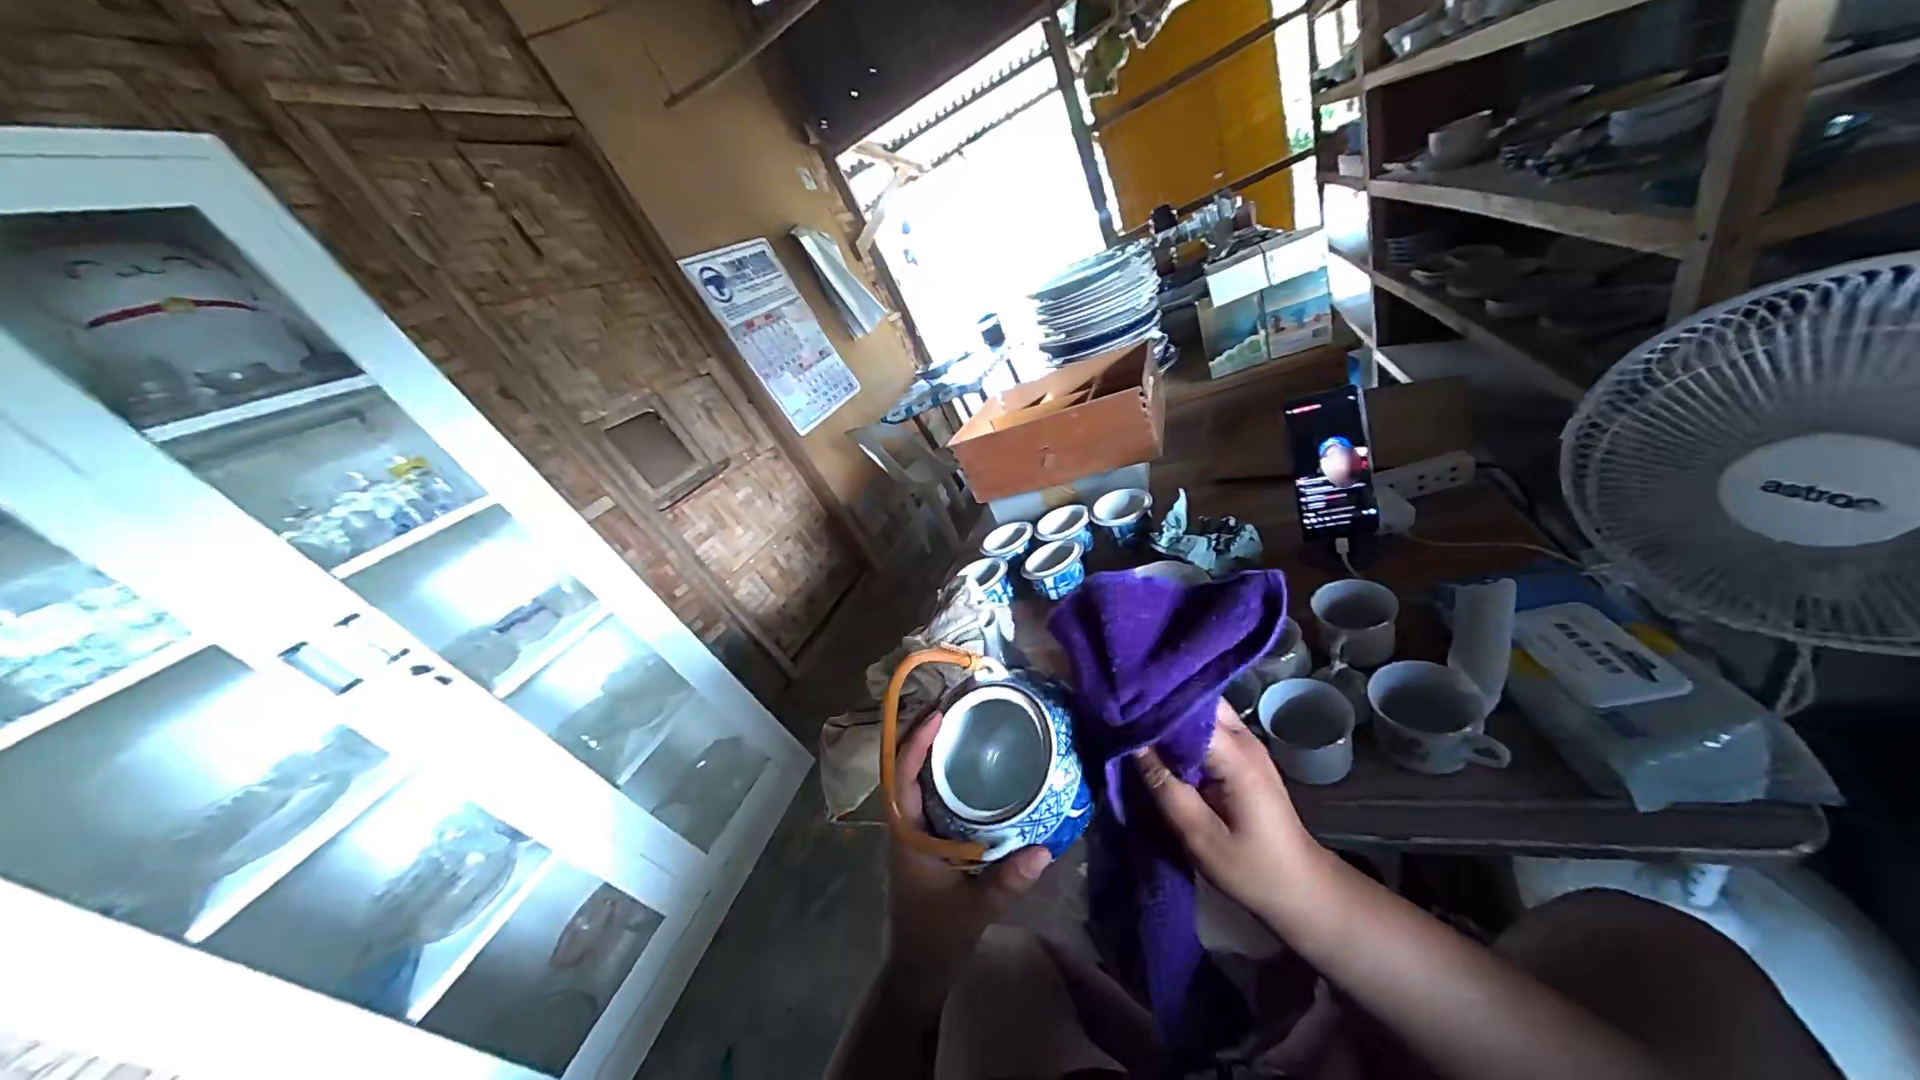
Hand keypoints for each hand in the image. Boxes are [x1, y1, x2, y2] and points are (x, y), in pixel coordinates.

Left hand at [885, 711, 1052, 993]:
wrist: (917, 969)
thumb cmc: (936, 937)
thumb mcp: (973, 910)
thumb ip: (1006, 883)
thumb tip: (1044, 850)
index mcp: (906, 834)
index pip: (902, 777)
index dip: (915, 743)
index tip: (939, 714)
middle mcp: (905, 824)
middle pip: (907, 767)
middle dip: (926, 733)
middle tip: (960, 705)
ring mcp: (915, 830)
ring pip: (919, 779)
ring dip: (935, 749)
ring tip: (967, 723)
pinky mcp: (928, 838)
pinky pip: (933, 794)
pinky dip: (947, 773)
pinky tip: (974, 767)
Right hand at [1132, 699, 1326, 922]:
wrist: (1301, 889)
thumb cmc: (1252, 868)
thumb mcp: (1199, 836)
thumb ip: (1164, 787)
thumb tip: (1133, 743)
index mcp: (1236, 755)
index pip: (1188, 710)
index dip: (1152, 707)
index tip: (1119, 707)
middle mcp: (1244, 739)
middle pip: (1197, 701)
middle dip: (1161, 703)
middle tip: (1122, 712)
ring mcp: (1246, 745)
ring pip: (1202, 711)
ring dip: (1171, 716)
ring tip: (1135, 723)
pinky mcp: (1242, 756)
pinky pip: (1207, 728)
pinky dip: (1182, 730)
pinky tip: (1158, 741)